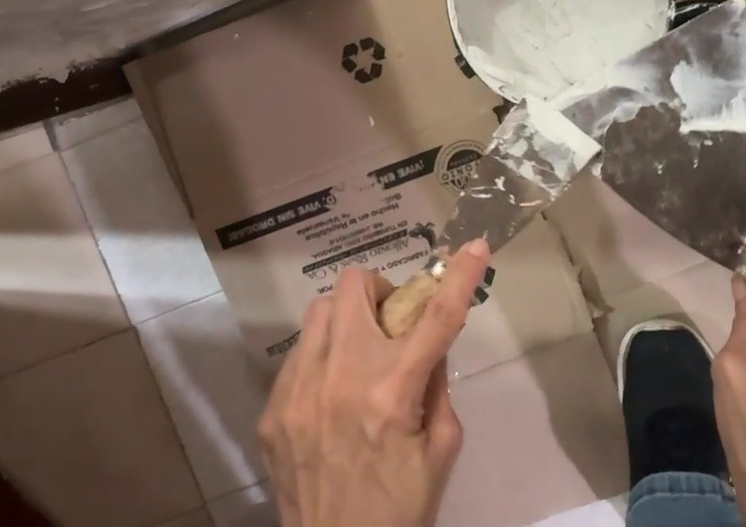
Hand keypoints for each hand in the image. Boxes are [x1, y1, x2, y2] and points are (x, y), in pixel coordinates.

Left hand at [258, 239, 492, 526]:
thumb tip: (430, 341)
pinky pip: (297, 355)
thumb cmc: (400, 508)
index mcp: (393, 391)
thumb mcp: (441, 451)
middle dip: (379, 294)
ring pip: (319, 312)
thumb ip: (439, 386)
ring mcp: (298, 391)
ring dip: (346, 322)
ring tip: (355, 359)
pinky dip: (320, 359)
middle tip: (390, 327)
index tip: (473, 245)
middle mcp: (342, 378)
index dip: (459, 276)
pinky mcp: (271, 410)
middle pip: (353, 287)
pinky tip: (329, 398)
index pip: (436, 317)